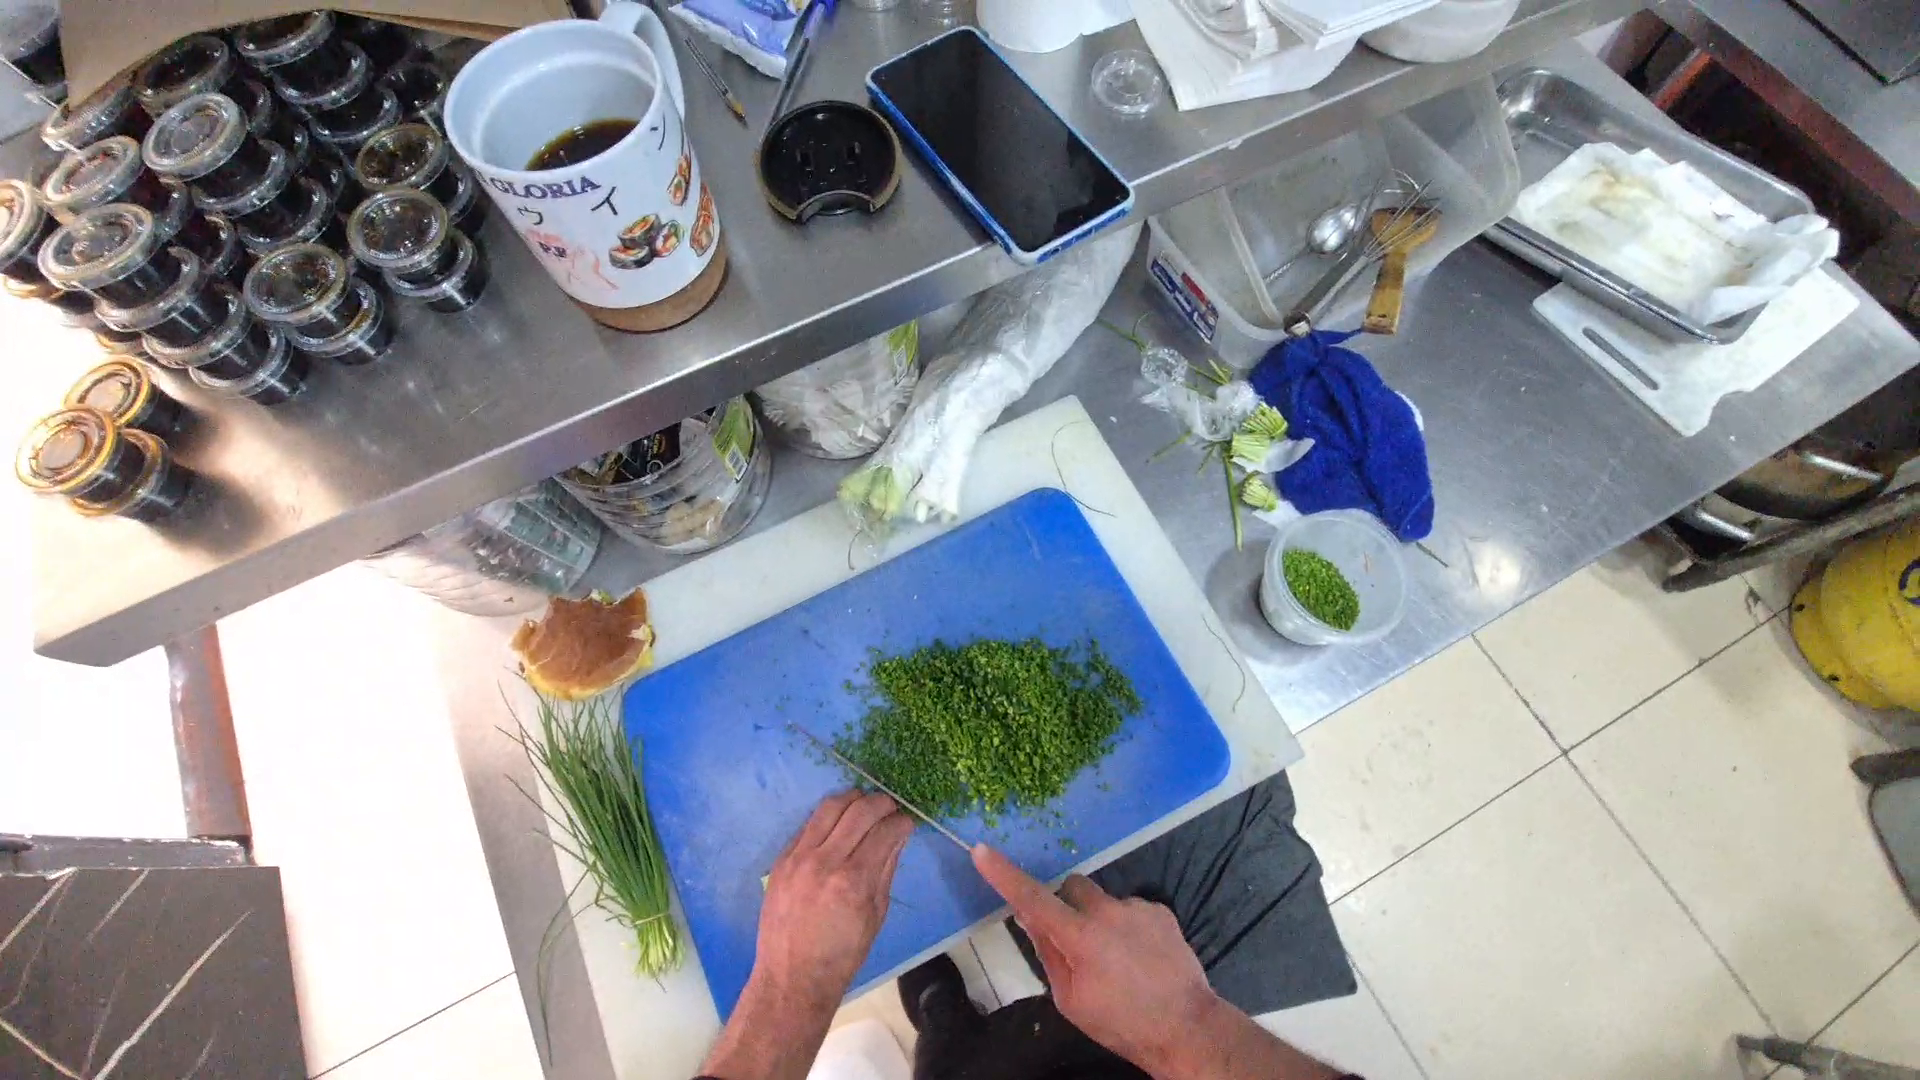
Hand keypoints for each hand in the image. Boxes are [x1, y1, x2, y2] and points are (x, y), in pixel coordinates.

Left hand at [755, 791, 915, 1002]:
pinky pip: (808, 824)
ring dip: (853, 799)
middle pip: (860, 810)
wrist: (791, 978)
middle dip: (882, 803)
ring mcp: (799, 858)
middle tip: (891, 808)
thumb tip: (898, 835)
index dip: (902, 821)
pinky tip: (839, 822)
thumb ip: (886, 869)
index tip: (908, 822)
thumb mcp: (876, 915)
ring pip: (830, 807)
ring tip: (865, 803)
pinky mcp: (781, 859)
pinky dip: (828, 817)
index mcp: (854, 881)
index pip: (885, 831)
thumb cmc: (842, 955)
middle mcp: (826, 862)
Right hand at [973, 844, 1219, 1072]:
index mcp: (1079, 937)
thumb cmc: (1121, 1023)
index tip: (982, 851)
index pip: (1032, 899)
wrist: (1188, 1029)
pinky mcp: (1160, 911)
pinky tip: (1141, 958)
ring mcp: (1136, 907)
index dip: (1004, 875)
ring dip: (1100, 920)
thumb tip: (1031, 918)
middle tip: (1074, 941)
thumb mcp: (1071, 1000)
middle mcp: (1106, 911)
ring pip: (1102, 900)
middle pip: (1070, 887)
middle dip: (1065, 905)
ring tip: (1118, 960)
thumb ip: (1048, 954)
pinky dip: (1128, 928)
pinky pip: (1130, 909)